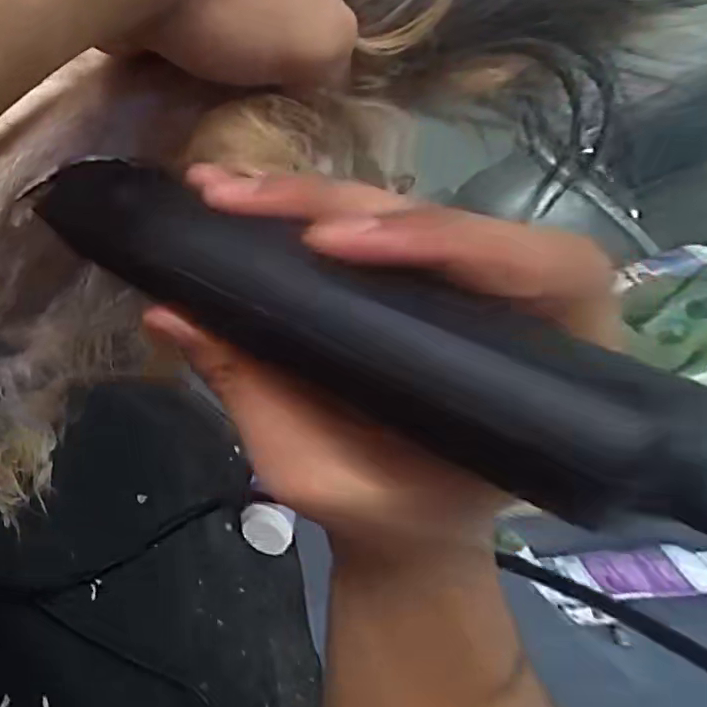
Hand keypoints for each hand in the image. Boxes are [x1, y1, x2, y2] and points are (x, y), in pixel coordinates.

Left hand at [104, 0, 376, 88]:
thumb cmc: (245, 2)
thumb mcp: (324, 42)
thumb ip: (339, 62)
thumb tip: (320, 79)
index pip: (376, 1)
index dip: (359, 47)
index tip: (331, 86)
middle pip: (309, 14)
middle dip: (293, 55)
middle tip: (279, 99)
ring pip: (257, 23)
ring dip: (245, 58)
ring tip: (231, 97)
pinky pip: (211, 25)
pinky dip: (205, 51)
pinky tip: (195, 80)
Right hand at [144, 166, 621, 561]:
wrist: (398, 517)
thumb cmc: (382, 506)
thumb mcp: (318, 473)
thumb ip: (252, 395)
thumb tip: (167, 314)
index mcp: (538, 366)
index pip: (539, 267)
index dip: (443, 237)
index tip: (333, 246)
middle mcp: (501, 300)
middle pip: (434, 216)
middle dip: (330, 203)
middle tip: (240, 201)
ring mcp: (441, 276)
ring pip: (384, 206)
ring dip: (296, 192)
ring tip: (216, 189)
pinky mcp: (389, 270)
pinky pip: (347, 222)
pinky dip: (285, 205)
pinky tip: (227, 191)